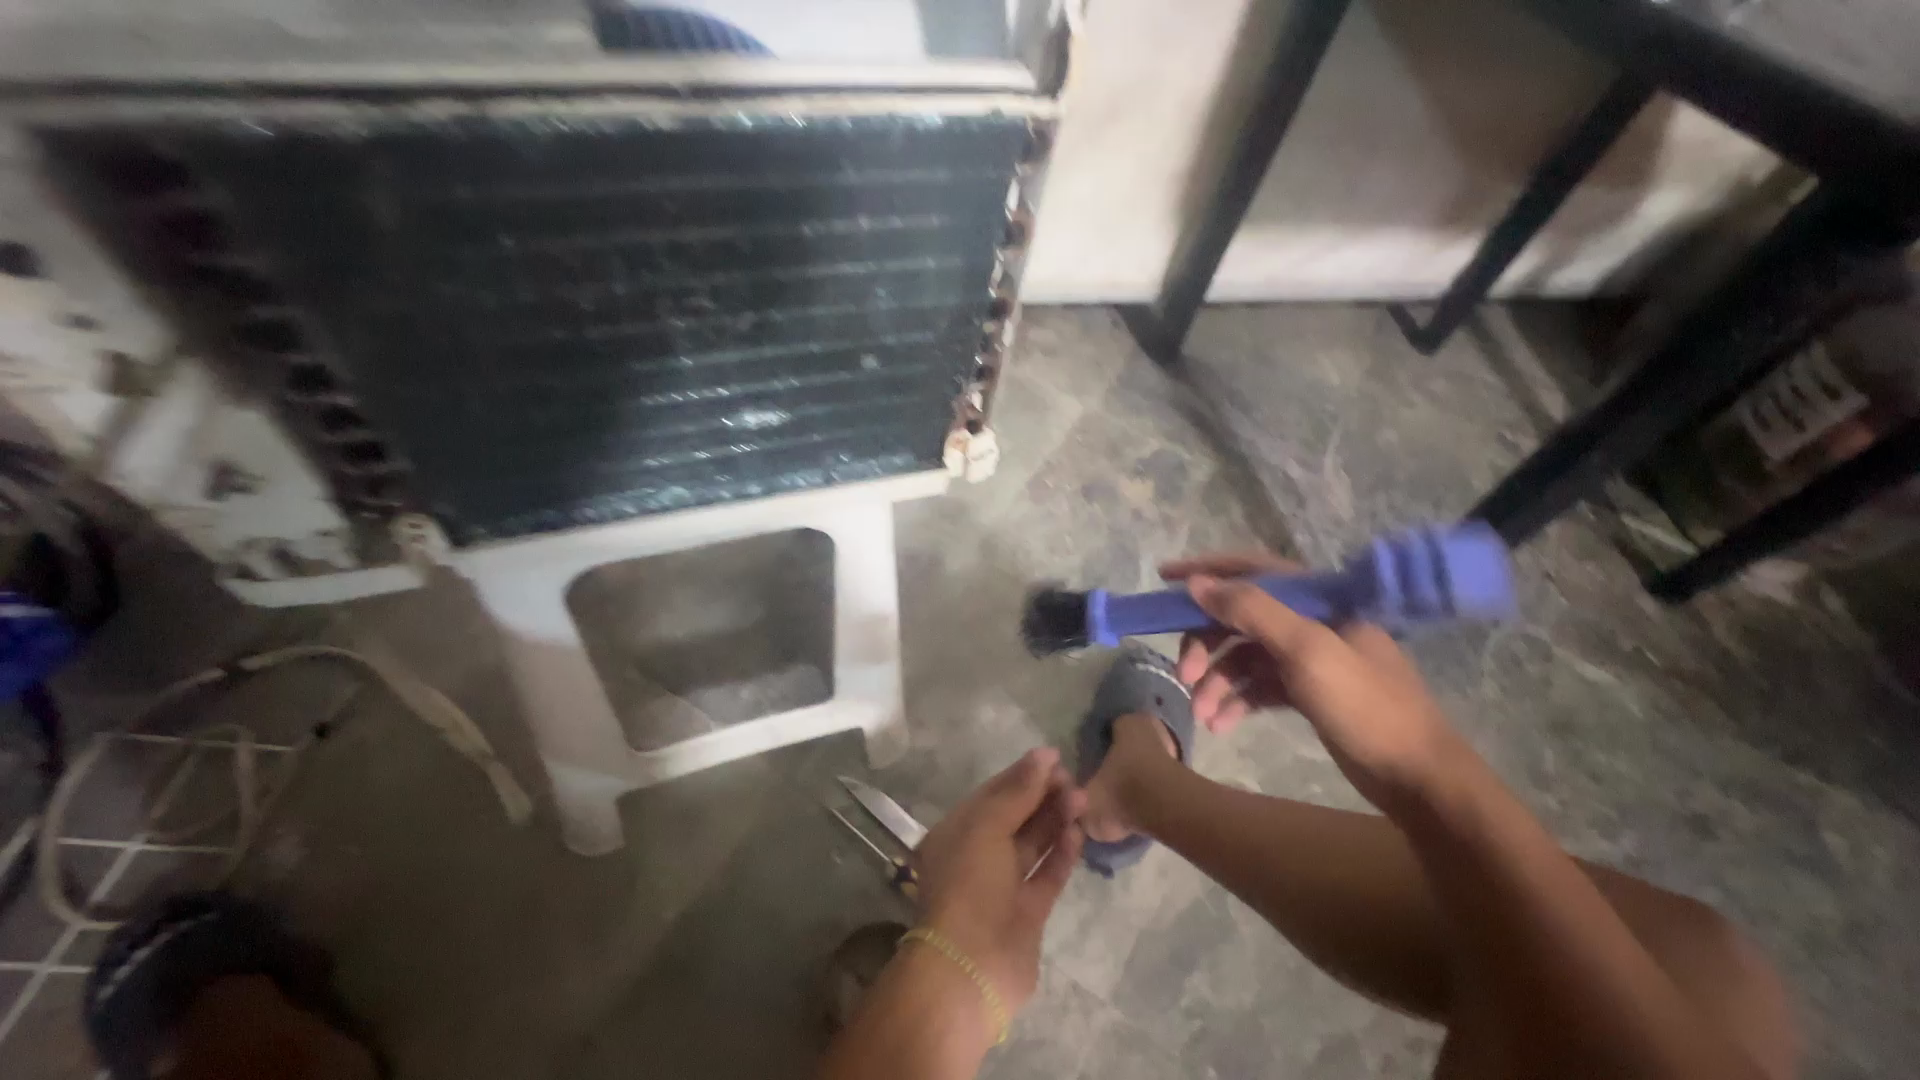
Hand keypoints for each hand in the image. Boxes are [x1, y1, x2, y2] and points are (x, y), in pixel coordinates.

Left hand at [913, 748, 1084, 1013]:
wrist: (970, 967)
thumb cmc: (969, 886)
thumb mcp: (986, 827)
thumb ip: (1016, 792)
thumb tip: (1043, 754)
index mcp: (955, 834)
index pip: (991, 795)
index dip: (1022, 775)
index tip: (1055, 757)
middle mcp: (976, 857)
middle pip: (1014, 817)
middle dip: (1042, 796)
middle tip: (1075, 780)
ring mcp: (1002, 887)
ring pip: (1032, 844)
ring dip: (1056, 821)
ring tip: (1083, 800)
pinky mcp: (1027, 913)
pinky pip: (1047, 874)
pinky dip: (1062, 854)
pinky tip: (1078, 832)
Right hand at [1159, 552, 1465, 810]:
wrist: (1418, 777)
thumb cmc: (1367, 706)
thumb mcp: (1307, 651)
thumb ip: (1252, 610)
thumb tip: (1198, 583)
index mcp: (1320, 600)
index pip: (1253, 571)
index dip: (1207, 570)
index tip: (1163, 578)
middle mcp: (1313, 622)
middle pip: (1242, 618)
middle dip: (1206, 643)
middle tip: (1183, 674)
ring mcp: (1310, 660)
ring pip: (1246, 657)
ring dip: (1218, 681)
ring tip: (1203, 713)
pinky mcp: (1308, 694)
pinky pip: (1259, 687)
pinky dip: (1237, 702)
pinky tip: (1223, 724)